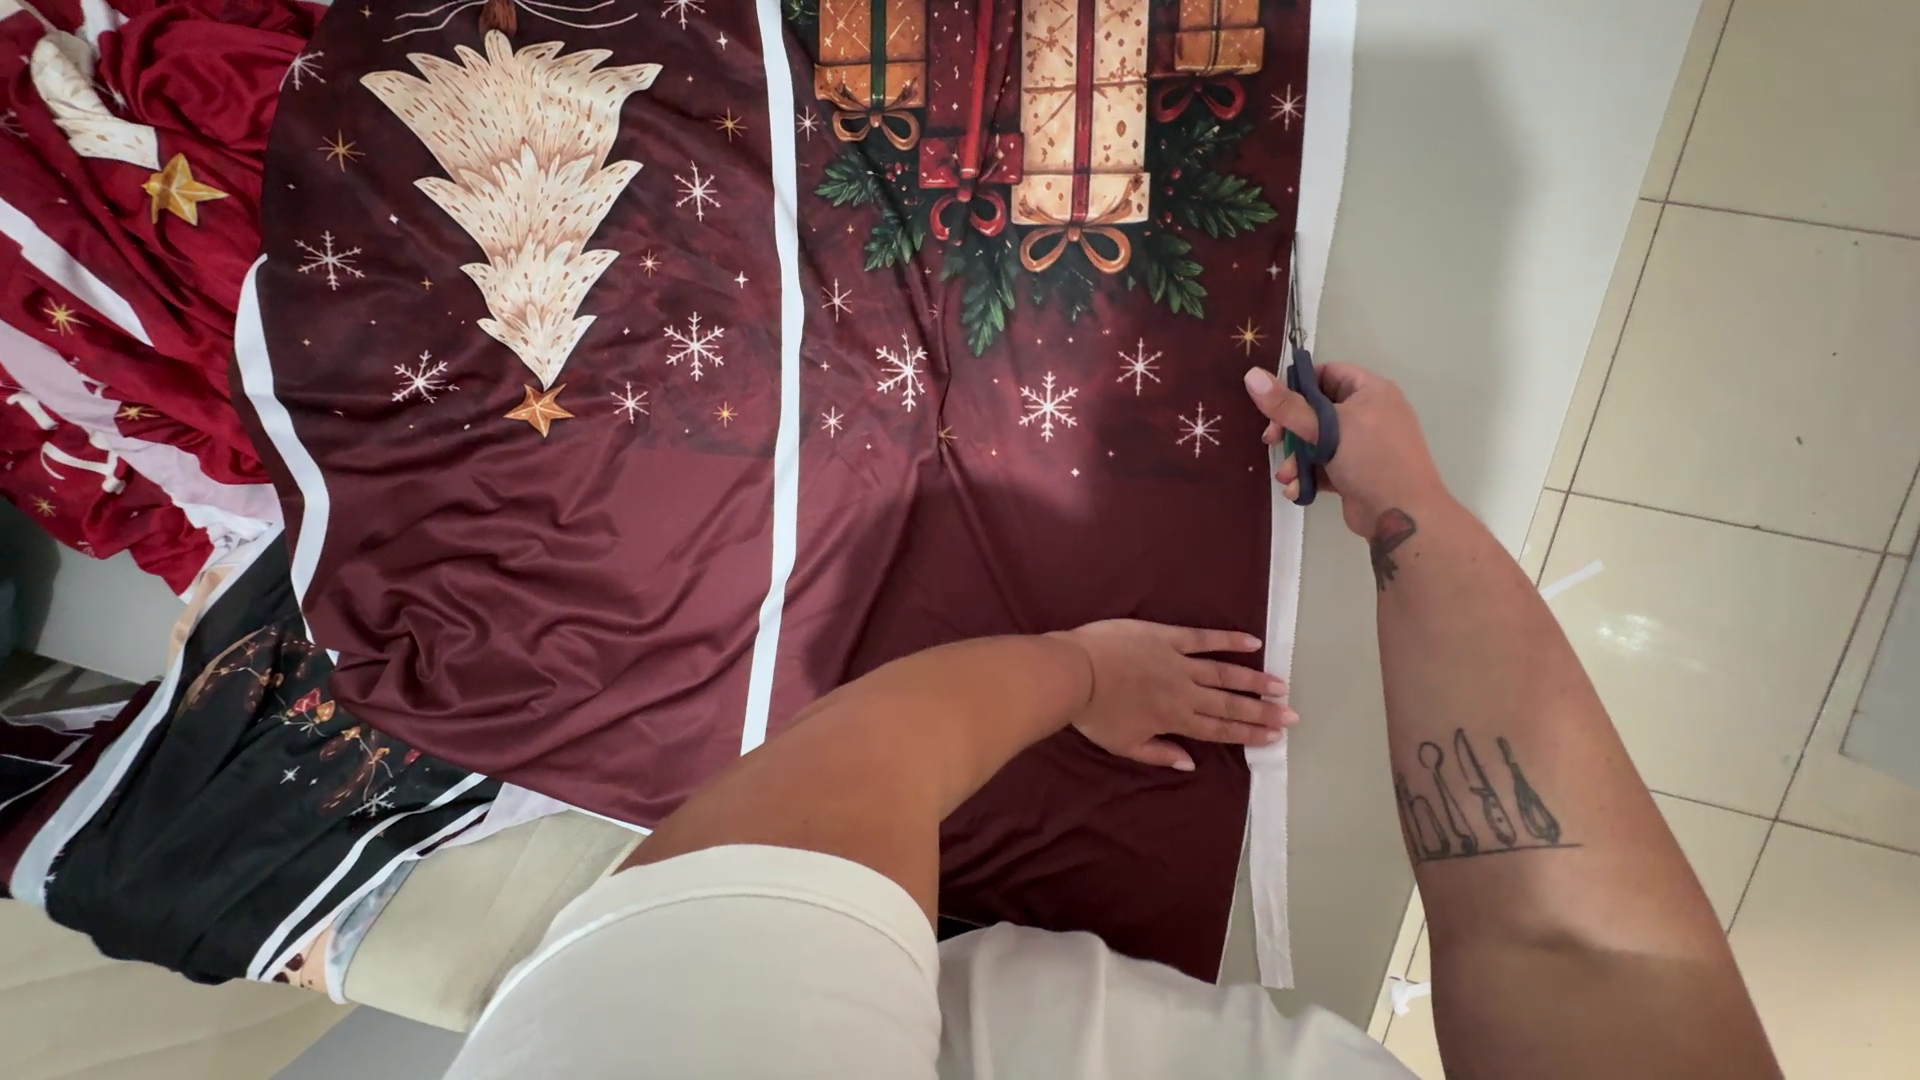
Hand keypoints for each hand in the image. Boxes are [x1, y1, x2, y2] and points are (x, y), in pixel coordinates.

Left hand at [1054, 620, 1296, 771]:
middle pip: (1229, 704)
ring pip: (1224, 672)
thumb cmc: (1094, 712)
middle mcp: (1184, 693)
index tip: (1275, 736)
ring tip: (1281, 685)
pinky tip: (1251, 641)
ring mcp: (1178, 662)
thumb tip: (1190, 764)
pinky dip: (1228, 639)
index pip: (1219, 730)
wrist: (1075, 672)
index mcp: (1174, 720)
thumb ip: (1158, 754)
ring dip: (1254, 679)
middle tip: (1292, 715)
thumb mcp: (1122, 745)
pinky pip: (1203, 638)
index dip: (1249, 734)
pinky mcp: (1167, 637)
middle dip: (1262, 711)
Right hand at [1242, 362, 1450, 538]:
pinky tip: (1297, 489)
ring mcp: (1362, 444)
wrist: (1402, 514)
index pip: (1328, 373)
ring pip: (1316, 442)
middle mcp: (1368, 413)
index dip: (1298, 385)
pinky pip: (1324, 465)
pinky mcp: (1355, 471)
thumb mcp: (1325, 428)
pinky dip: (1308, 475)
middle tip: (1271, 441)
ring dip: (1294, 459)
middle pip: (1316, 410)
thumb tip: (1251, 375)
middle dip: (1290, 430)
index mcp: (1370, 391)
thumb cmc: (1370, 459)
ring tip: (1286, 476)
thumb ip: (1287, 405)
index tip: (1275, 404)